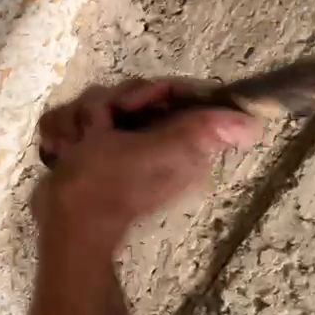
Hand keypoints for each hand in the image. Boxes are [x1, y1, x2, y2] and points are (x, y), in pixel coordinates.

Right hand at [33, 78, 259, 250]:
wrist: (63, 223)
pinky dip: (62, 134)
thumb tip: (254, 125)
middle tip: (94, 131)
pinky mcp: (90, 149)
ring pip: (97, 105)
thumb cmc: (104, 186)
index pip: (173, 92)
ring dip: (76, 123)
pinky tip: (60, 150)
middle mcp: (156, 140)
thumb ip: (196, 133)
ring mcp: (120, 144)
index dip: (145, 91)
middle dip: (102, 108)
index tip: (123, 108)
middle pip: (130, 94)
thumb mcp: (152, 154)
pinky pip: (75, 121)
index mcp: (182, 142)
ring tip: (71, 147)